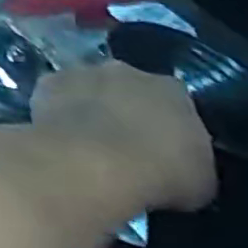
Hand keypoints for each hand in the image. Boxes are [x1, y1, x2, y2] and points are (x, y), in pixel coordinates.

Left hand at [30, 62, 217, 213]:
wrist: (95, 160)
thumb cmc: (161, 172)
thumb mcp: (200, 176)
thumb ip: (190, 156)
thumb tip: (178, 158)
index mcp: (171, 89)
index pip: (173, 99)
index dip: (166, 122)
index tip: (161, 144)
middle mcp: (124, 70)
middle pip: (125, 86)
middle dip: (123, 106)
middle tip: (121, 138)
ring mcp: (80, 72)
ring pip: (86, 86)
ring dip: (87, 104)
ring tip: (85, 138)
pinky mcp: (47, 82)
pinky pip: (54, 95)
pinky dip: (56, 109)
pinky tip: (58, 132)